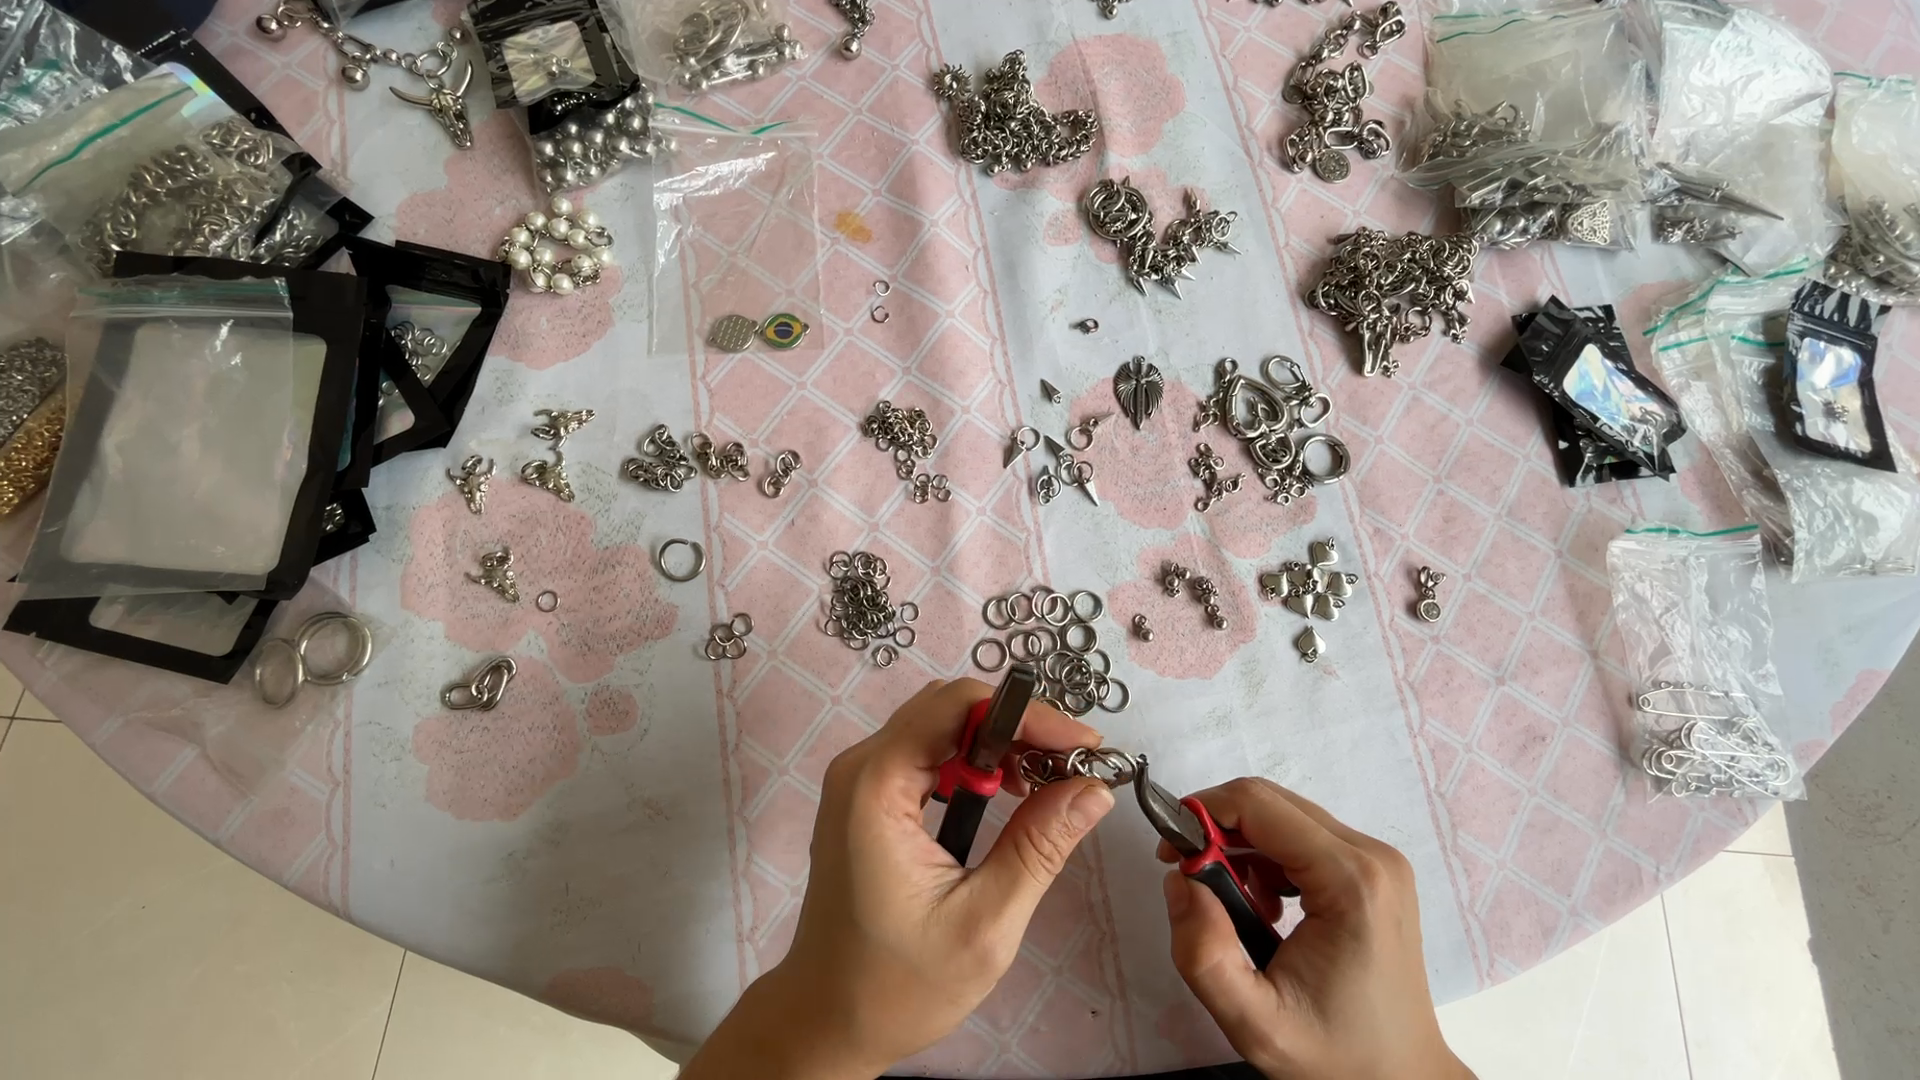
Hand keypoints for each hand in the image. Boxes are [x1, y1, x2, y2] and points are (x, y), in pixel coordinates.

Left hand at [682, 678, 1117, 1079]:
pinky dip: (972, 761)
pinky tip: (1002, 794)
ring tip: (1044, 780)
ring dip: (998, 742)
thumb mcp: (984, 922)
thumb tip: (1093, 788)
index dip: (1027, 713)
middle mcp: (862, 766)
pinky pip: (927, 752)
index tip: (1084, 745)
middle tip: (1070, 764)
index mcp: (877, 786)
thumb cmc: (898, 985)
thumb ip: (1039, 847)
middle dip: (1018, 726)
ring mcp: (860, 779)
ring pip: (941, 724)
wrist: (825, 1021)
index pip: (959, 706)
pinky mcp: (867, 796)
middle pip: (950, 707)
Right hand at [1159, 778, 1473, 1079]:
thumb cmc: (1334, 1056)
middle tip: (1191, 875)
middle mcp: (1370, 855)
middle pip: (1268, 801)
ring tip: (1232, 903)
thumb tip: (1180, 881)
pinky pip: (1300, 833)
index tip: (1171, 853)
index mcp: (1350, 881)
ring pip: (1281, 813)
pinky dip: (1265, 856)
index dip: (1201, 814)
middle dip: (1216, 827)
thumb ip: (1203, 953)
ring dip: (1239, 844)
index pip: (1256, 804)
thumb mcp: (1254, 1023)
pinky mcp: (1372, 869)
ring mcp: (1376, 859)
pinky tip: (1264, 904)